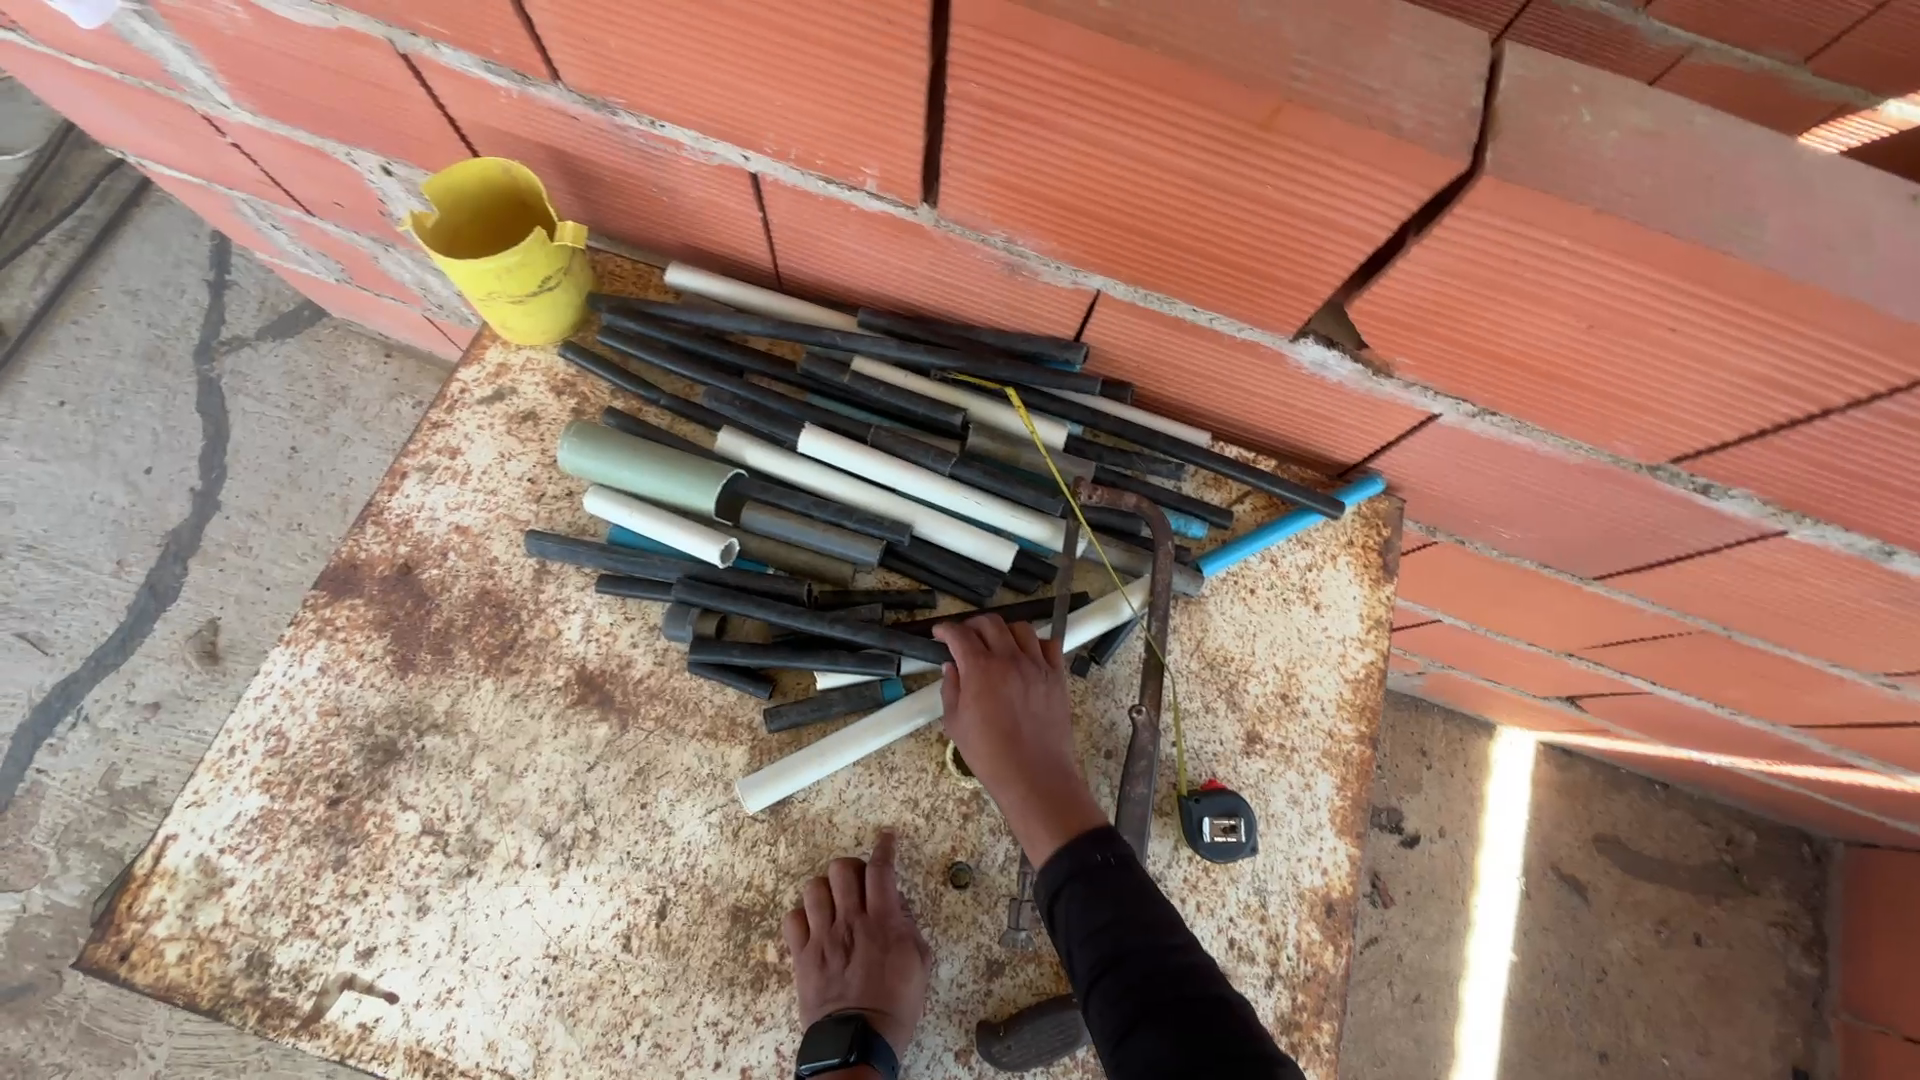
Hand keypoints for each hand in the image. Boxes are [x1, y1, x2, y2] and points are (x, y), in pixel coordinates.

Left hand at [783, 830, 931, 1060]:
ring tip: (834, 903)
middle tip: (858, 881)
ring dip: (826, 889)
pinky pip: (792, 918)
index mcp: (883, 922)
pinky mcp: (802, 956)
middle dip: (852, 867)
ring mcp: (822, 937)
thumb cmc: (896, 1006)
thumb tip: (898, 906)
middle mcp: (850, 921)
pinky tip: (813, 925)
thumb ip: (910, 928)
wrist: (858, 1042)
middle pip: (842, 868)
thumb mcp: (920, 964)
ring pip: (814, 887)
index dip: (884, 847)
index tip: (887, 837)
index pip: (881, 870)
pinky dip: (802, 916)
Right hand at [933, 616, 1107, 866]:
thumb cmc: (990, 754)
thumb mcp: (955, 723)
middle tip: (965, 637)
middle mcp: (1010, 659)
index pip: (960, 635)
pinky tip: (1027, 655)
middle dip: (972, 625)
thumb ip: (951, 689)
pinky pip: (1049, 646)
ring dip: (1004, 630)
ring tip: (997, 643)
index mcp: (980, 669)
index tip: (940, 632)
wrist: (1034, 775)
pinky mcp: (1057, 677)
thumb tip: (951, 667)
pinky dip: (1035, 643)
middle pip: (991, 623)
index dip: (946, 629)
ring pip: (1021, 629)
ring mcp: (1037, 665)